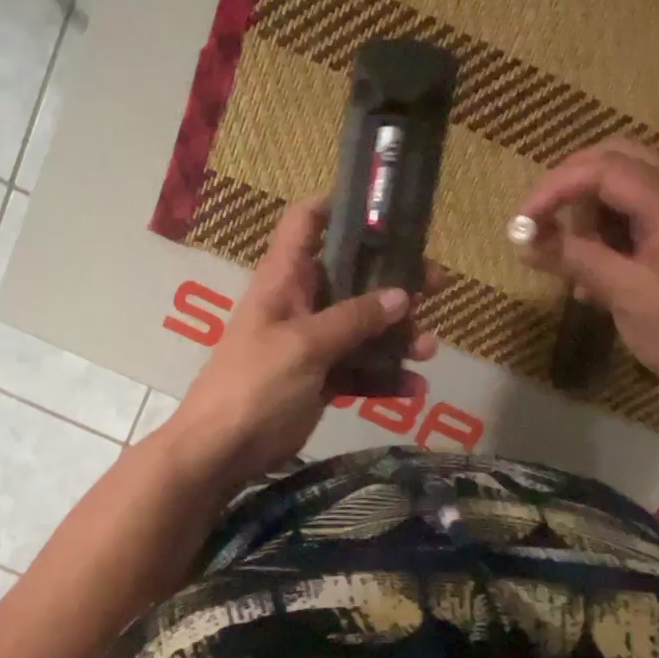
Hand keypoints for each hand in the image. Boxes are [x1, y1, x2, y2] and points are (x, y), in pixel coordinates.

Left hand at [155, 196, 438, 486]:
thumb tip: (402, 294)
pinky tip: (414, 389)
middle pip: (351, 278)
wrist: (220, 452)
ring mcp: (310, 346)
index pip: (307, 223)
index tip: (387, 209)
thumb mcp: (304, 345)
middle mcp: (299, 305)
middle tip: (438, 286)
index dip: (341, 205)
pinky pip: (358, 371)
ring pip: (361, 329)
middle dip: (394, 281)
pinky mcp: (318, 383)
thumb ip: (353, 318)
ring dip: (397, 336)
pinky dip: (383, 378)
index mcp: (284, 280)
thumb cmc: (254, 386)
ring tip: (428, 350)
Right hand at [514, 139, 658, 387]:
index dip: (556, 188)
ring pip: (625, 187)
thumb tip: (525, 243)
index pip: (605, 169)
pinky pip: (638, 217)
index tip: (522, 223)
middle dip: (571, 187)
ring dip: (588, 216)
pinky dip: (607, 235)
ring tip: (569, 263)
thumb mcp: (623, 293)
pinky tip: (592, 278)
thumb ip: (575, 258)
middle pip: (618, 161)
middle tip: (539, 223)